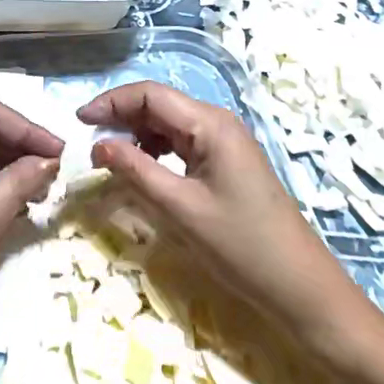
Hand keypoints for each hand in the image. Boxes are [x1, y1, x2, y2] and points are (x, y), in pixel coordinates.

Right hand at [78, 82, 326, 319]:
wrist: (303, 290)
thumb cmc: (242, 246)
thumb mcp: (180, 208)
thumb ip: (135, 170)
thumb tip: (98, 145)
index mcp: (209, 123)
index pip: (149, 94)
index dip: (111, 102)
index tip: (80, 122)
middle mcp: (217, 121)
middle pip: (158, 104)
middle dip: (121, 117)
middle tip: (90, 141)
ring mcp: (224, 141)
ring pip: (168, 122)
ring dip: (137, 133)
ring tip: (112, 158)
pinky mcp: (226, 160)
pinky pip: (182, 141)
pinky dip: (156, 149)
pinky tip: (143, 168)